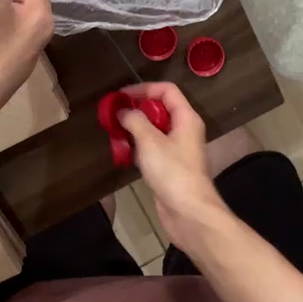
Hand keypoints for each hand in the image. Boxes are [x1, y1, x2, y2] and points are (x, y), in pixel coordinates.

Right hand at [118, 84, 235, 252]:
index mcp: (186, 118)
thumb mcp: (150, 141)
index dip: (144, 89)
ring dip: (135, 129)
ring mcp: (178, 149)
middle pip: (160, 109)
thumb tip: (123, 111)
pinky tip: (123, 152)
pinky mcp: (170, 166)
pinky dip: (138, 147)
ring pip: (154, 130)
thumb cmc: (172, 172)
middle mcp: (184, 130)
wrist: (189, 212)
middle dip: (136, 109)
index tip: (121, 96)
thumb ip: (135, 121)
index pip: (167, 91)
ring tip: (114, 132)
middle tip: (114, 114)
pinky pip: (152, 148)